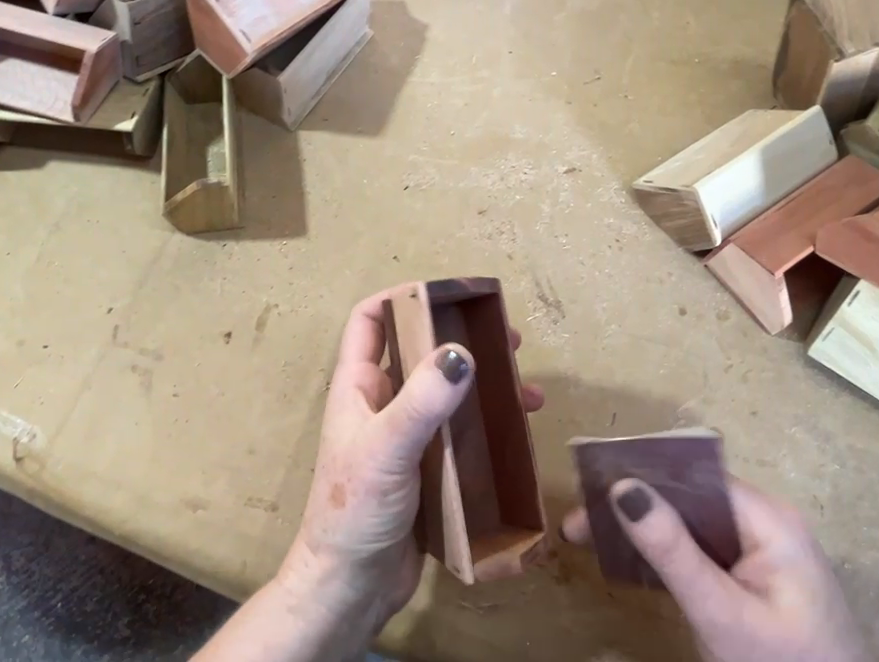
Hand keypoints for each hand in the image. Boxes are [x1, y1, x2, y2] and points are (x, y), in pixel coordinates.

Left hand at [288, 290, 542, 625]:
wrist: (351, 587)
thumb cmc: (355, 510)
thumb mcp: (388, 448)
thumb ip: (423, 401)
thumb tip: (461, 352)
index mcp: (358, 386)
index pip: (369, 320)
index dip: (400, 297)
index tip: (446, 291)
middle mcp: (380, 404)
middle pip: (419, 354)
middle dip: (460, 341)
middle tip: (509, 341)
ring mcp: (403, 438)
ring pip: (445, 395)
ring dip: (482, 386)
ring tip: (527, 391)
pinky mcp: (425, 471)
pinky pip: (458, 435)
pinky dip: (485, 427)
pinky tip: (515, 436)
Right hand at [563, 476, 869, 661]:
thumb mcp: (723, 614)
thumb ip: (674, 553)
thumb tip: (622, 487)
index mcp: (769, 518)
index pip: (691, 474)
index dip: (638, 474)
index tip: (586, 487)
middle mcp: (765, 521)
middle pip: (686, 495)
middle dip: (630, 503)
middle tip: (576, 523)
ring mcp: (761, 549)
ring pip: (688, 522)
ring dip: (641, 528)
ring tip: (588, 537)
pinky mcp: (753, 575)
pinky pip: (699, 548)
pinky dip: (663, 552)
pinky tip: (628, 559)